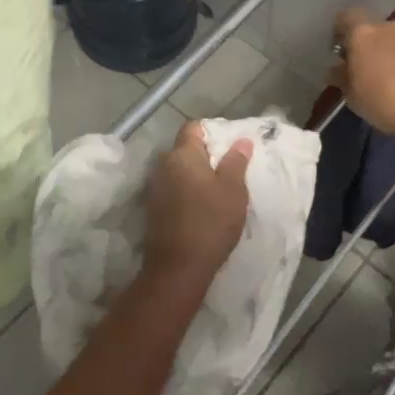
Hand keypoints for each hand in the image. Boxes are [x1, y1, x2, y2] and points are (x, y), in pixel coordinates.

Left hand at [143, 121, 252, 283]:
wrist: (178, 267)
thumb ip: (236, 162)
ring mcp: (155, 188)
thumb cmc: (211, 222)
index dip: (210, 131)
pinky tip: (201, 207)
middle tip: (227, 169)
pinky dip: (185, 191)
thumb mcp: (233, 190)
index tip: (228, 145)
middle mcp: (163, 165)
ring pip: (177, 171)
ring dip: (194, 175)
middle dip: (203, 155)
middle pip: (183, 149)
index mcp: (182, 155)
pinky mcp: (153, 208)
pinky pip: (172, 189)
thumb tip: (241, 140)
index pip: (193, 128)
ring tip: (216, 189)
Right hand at [329, 8, 394, 143]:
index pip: (345, 17)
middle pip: (370, 30)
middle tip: (359, 72)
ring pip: (391, 41)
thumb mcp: (353, 96)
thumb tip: (336, 69)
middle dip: (363, 47)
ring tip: (383, 83)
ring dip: (384, 56)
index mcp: (363, 33)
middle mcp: (389, 27)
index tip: (337, 53)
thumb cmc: (387, 101)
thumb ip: (342, 78)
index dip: (339, 32)